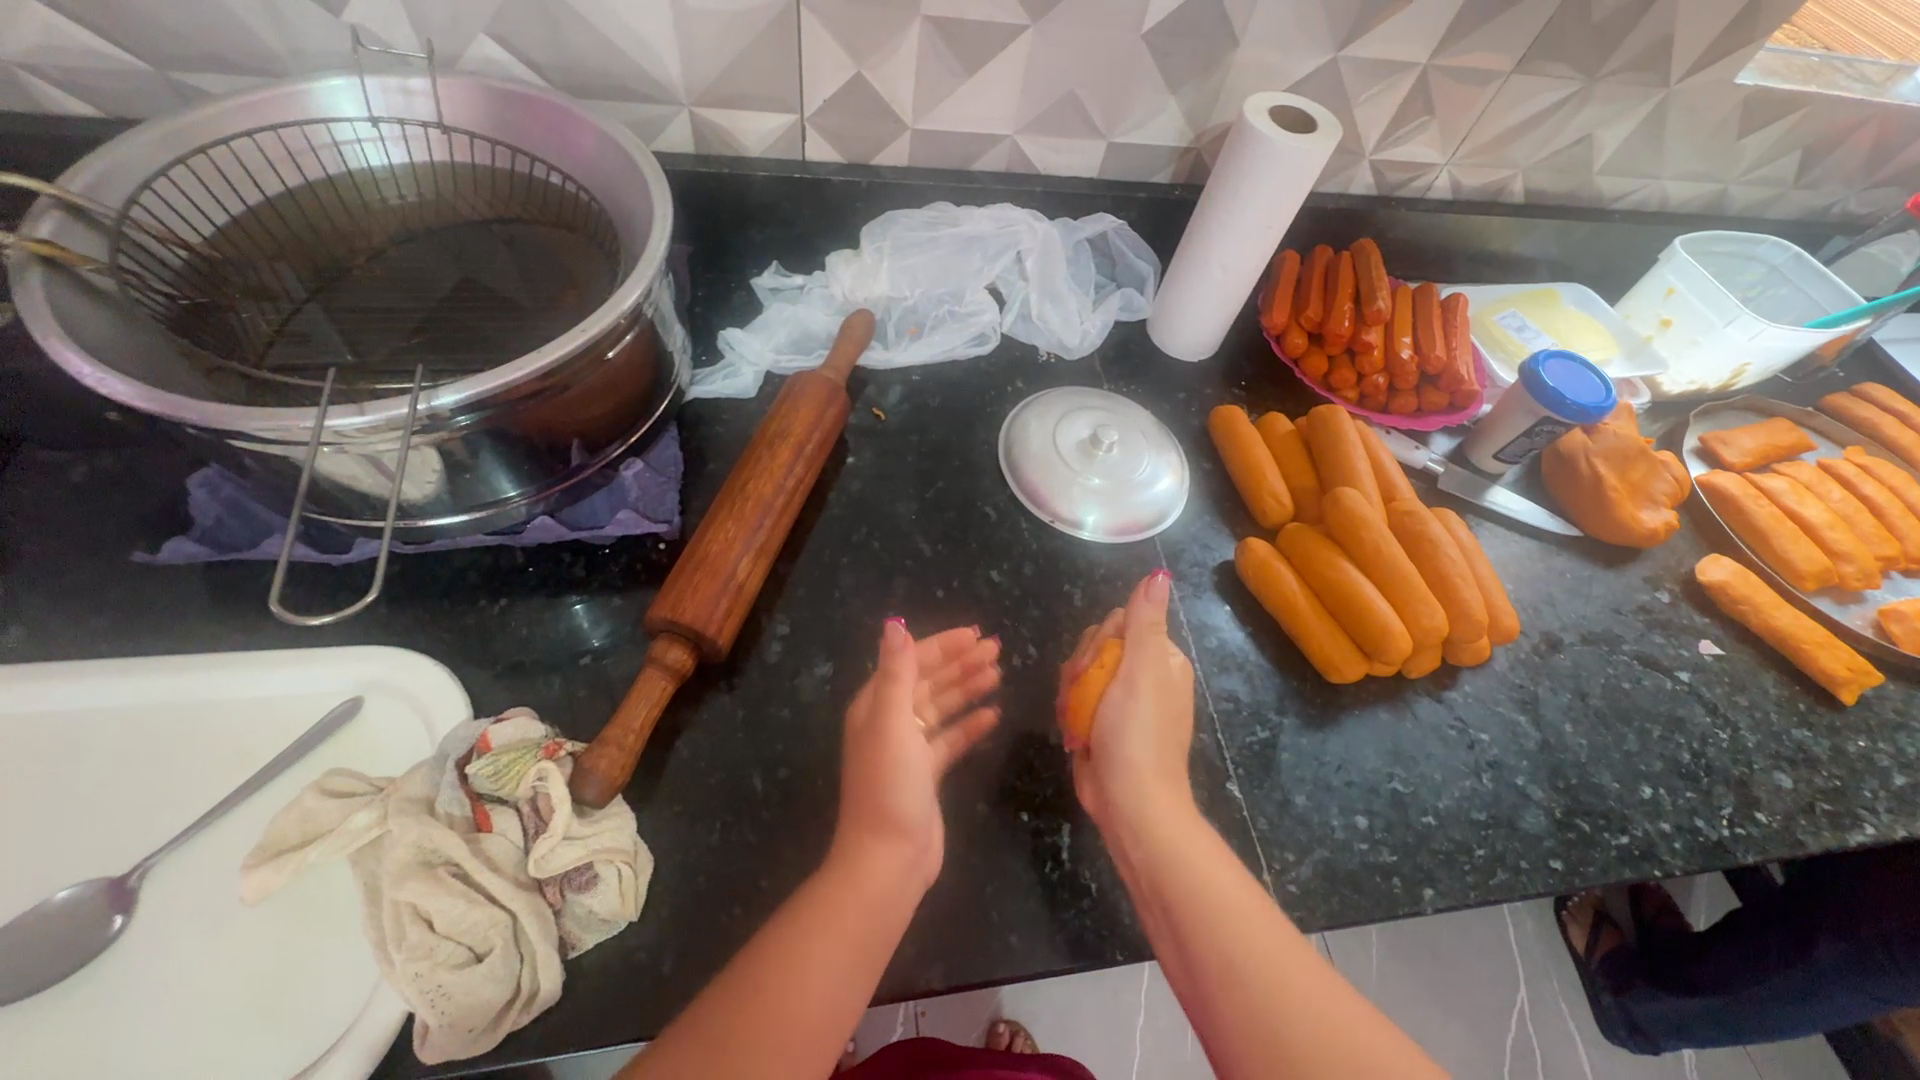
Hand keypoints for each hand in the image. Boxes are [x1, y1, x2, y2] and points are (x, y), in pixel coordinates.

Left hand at [833, 619, 1000, 890]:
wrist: (889, 857)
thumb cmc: (888, 785)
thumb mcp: (891, 721)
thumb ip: (897, 672)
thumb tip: (895, 624)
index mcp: (875, 705)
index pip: (911, 663)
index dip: (942, 646)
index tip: (976, 633)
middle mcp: (889, 722)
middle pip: (928, 682)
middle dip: (960, 663)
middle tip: (996, 648)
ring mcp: (909, 750)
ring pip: (942, 708)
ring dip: (967, 689)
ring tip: (998, 673)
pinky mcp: (927, 775)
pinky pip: (951, 740)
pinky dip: (970, 726)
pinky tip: (993, 715)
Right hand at [1058, 570, 1195, 833]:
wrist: (1129, 802)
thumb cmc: (1137, 733)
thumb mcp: (1142, 670)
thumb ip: (1145, 621)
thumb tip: (1160, 574)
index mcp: (1162, 661)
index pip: (1120, 623)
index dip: (1100, 639)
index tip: (1095, 663)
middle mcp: (1144, 677)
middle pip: (1096, 647)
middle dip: (1082, 668)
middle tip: (1085, 694)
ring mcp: (1121, 703)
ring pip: (1081, 673)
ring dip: (1072, 692)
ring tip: (1076, 718)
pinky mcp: (1101, 725)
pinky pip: (1076, 700)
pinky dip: (1070, 713)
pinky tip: (1072, 730)